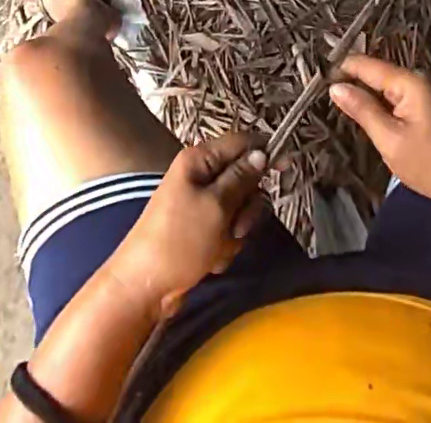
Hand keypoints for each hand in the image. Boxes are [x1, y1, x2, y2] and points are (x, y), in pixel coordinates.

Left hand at [103, 131, 267, 318]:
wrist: (143, 288)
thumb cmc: (178, 241)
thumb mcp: (216, 207)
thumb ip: (242, 178)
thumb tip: (262, 153)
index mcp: (198, 160)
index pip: (240, 142)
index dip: (265, 151)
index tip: (287, 166)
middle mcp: (199, 176)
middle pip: (244, 178)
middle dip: (246, 206)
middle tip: (236, 227)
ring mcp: (200, 203)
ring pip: (239, 207)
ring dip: (235, 230)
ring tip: (219, 247)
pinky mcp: (200, 228)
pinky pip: (228, 229)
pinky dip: (225, 245)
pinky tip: (211, 259)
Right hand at [329, 54, 430, 208]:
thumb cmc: (429, 164)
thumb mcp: (389, 138)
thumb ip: (362, 109)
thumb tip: (335, 87)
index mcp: (409, 82)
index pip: (367, 66)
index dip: (341, 69)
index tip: (316, 76)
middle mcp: (417, 78)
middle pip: (375, 72)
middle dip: (350, 78)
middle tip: (319, 87)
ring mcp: (422, 90)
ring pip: (382, 84)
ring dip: (361, 90)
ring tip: (332, 94)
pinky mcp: (423, 103)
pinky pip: (392, 94)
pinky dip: (375, 100)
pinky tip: (359, 108)